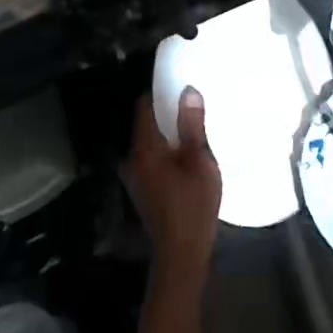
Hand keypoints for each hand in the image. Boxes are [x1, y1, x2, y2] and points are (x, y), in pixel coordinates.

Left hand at [122, 88, 221, 277]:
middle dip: (168, 112)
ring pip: (151, 143)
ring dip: (170, 133)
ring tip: (196, 125)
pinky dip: (169, 150)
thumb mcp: (199, 160)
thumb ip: (192, 126)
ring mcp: (136, 176)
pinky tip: (189, 153)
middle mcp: (133, 159)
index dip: (160, 92)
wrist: (181, 251)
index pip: (144, 108)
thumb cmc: (193, 203)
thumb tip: (187, 91)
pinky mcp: (144, 189)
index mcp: (144, 149)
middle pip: (147, 125)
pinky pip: (154, 158)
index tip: (180, 82)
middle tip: (194, 101)